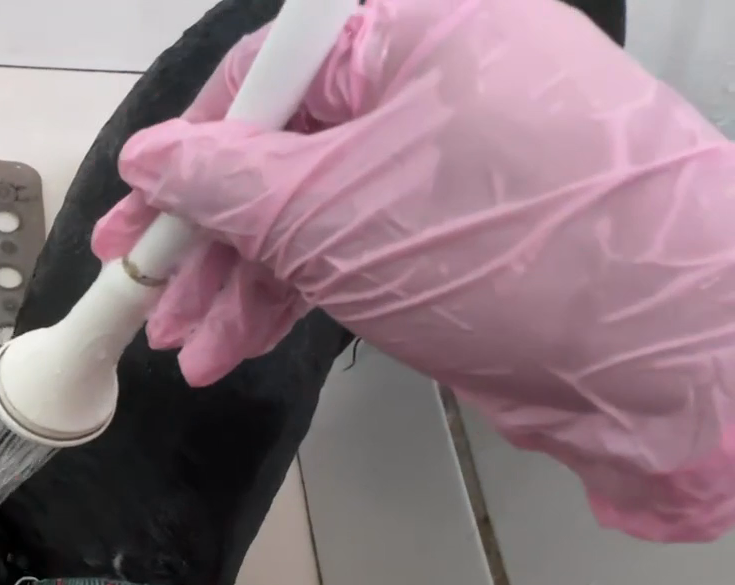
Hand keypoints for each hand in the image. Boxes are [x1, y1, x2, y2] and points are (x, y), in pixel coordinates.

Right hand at [94, 0, 734, 541]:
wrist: (652, 350)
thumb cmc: (487, 247)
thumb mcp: (322, 210)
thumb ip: (219, 180)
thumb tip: (142, 158)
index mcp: (415, 35)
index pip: (261, 77)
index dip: (183, 154)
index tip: (132, 222)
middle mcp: (420, 87)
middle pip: (267, 159)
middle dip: (200, 245)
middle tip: (141, 296)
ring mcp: (426, 164)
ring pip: (291, 220)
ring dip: (229, 291)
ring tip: (185, 350)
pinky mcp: (429, 230)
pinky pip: (327, 254)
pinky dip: (276, 303)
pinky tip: (228, 350)